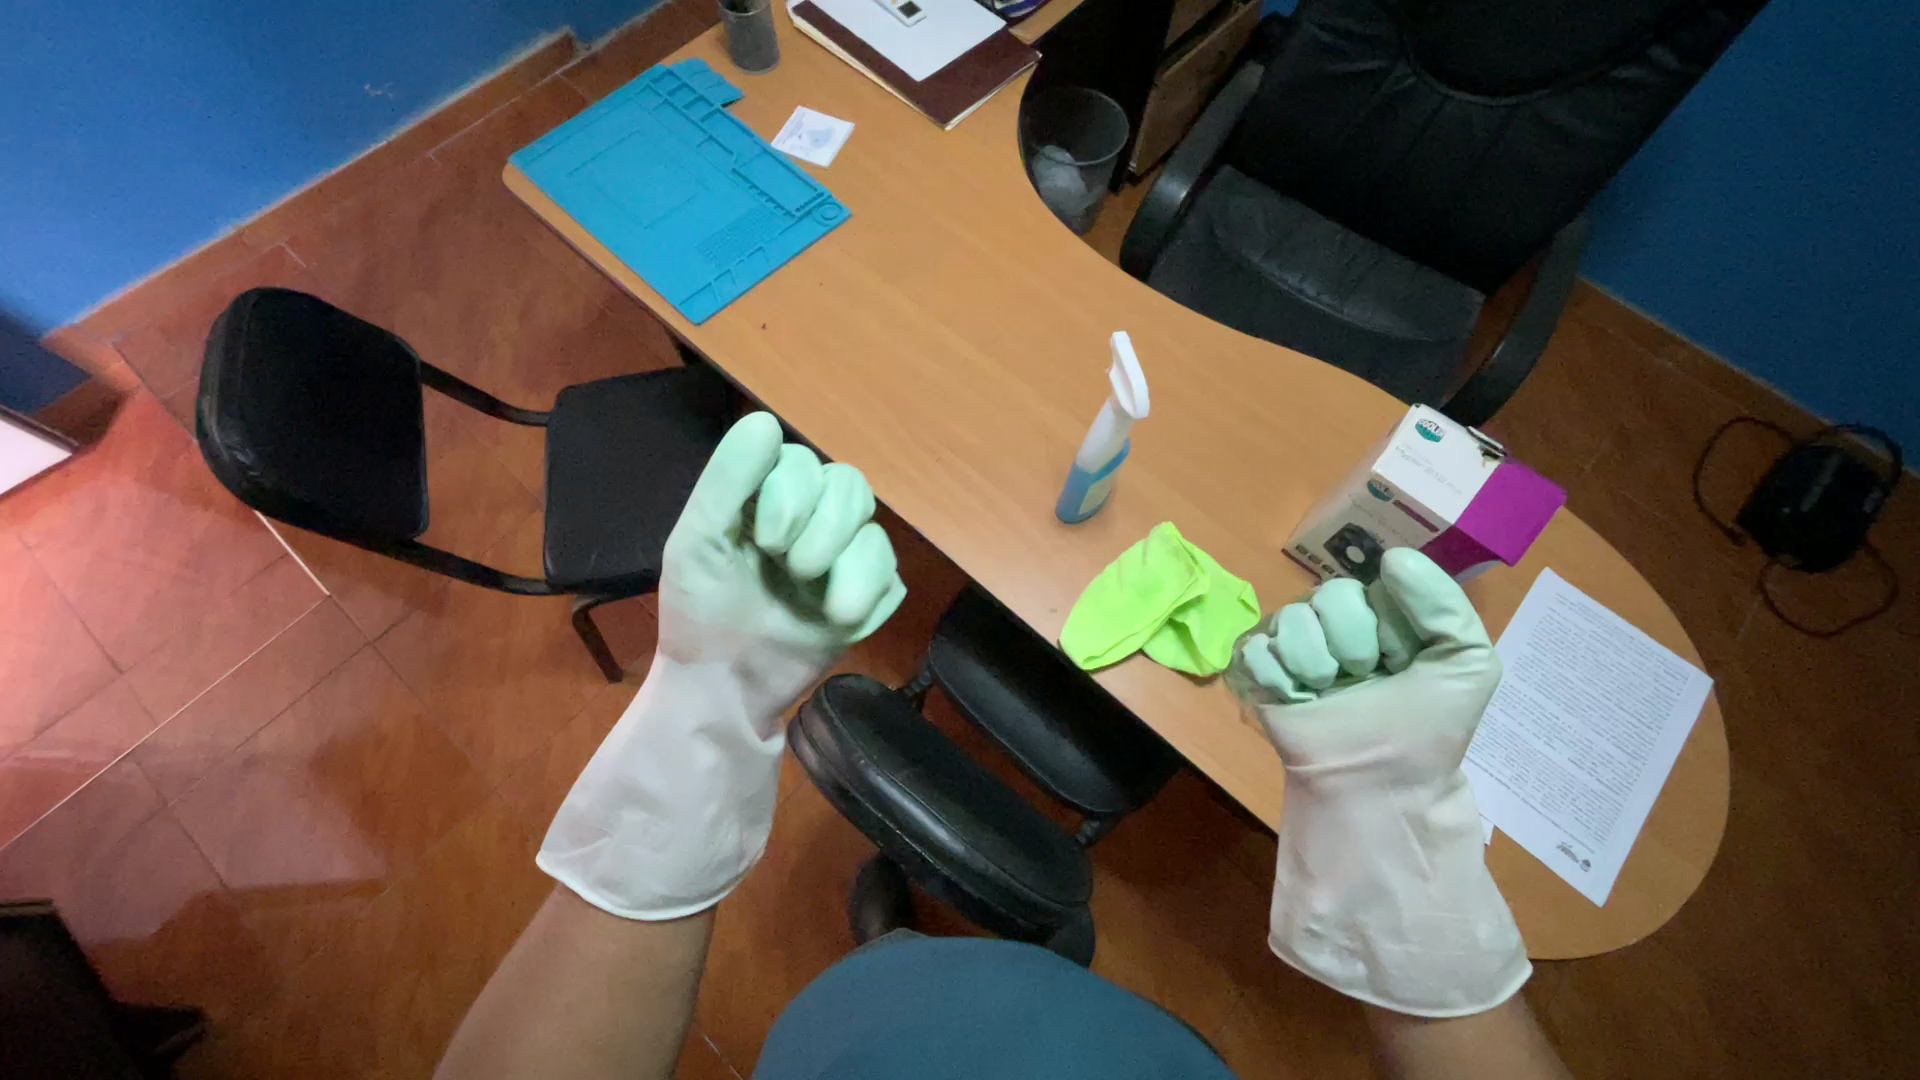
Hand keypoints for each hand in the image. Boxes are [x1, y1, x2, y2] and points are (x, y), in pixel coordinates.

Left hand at [539, 413, 906, 919]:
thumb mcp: (697, 540)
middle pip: (852, 486)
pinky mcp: (869, 600)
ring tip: (819, 600)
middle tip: (791, 569)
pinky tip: (836, 622)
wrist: (722, 686)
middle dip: (824, 529)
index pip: (805, 464)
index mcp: (772, 499)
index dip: (791, 496)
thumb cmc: (701, 608)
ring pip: (876, 534)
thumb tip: (764, 421)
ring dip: (849, 565)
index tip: (763, 540)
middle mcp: (814, 521)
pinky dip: (867, 599)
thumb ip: (726, 481)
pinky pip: (891, 582)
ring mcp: (845, 561)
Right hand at [1229, 549, 1528, 1016]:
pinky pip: (1258, 647)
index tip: (1404, 660)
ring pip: (1292, 619)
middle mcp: (1330, 622)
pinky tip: (1299, 700)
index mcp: (1377, 615)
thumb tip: (1391, 557)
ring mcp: (1288, 642)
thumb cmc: (1424, 727)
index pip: (1373, 583)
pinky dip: (1281, 678)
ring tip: (1329, 695)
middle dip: (1355, 644)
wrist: (1379, 782)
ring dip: (1318, 665)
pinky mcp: (1253, 667)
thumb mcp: (1466, 663)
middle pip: (1330, 595)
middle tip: (1363, 681)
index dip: (1392, 623)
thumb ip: (1444, 604)